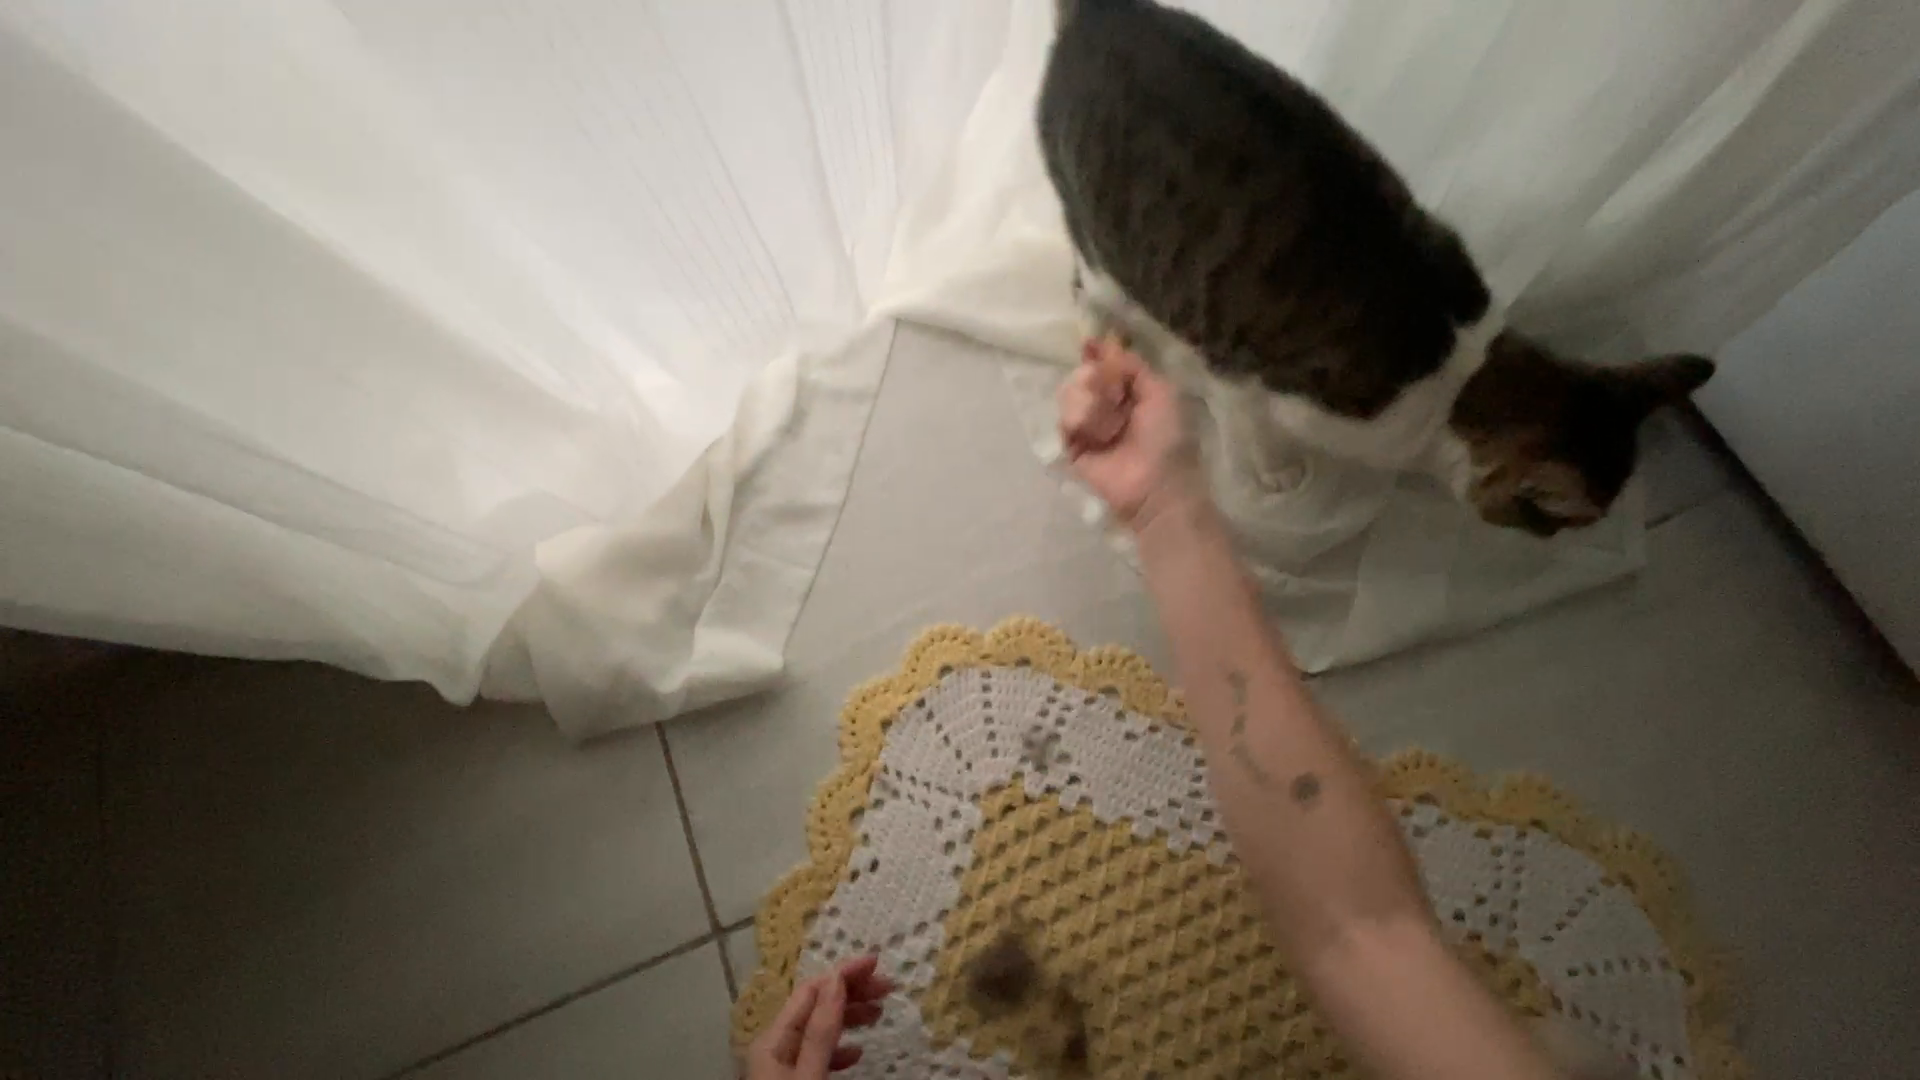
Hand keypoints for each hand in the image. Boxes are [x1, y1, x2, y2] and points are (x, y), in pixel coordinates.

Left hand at [745, 955, 892, 1079]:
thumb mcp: (808, 1075)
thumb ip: (820, 1031)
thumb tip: (835, 978)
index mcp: (772, 1039)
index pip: (811, 990)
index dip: (844, 972)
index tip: (876, 962)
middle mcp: (774, 1046)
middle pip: (816, 1005)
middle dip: (852, 992)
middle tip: (887, 987)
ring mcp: (781, 1066)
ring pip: (819, 1028)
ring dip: (849, 1016)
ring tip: (878, 1013)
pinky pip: (817, 1054)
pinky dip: (838, 1047)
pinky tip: (857, 1051)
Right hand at [1056, 336, 1204, 531]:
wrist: (1155, 484)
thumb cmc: (1166, 438)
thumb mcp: (1160, 392)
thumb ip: (1134, 367)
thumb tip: (1108, 346)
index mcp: (1131, 394)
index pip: (1107, 367)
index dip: (1098, 354)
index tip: (1088, 343)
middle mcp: (1108, 408)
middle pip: (1084, 377)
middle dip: (1093, 377)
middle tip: (1107, 391)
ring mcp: (1089, 428)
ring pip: (1070, 395)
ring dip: (1088, 400)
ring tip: (1106, 420)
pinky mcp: (1073, 448)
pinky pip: (1064, 422)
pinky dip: (1078, 422)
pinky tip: (1093, 433)